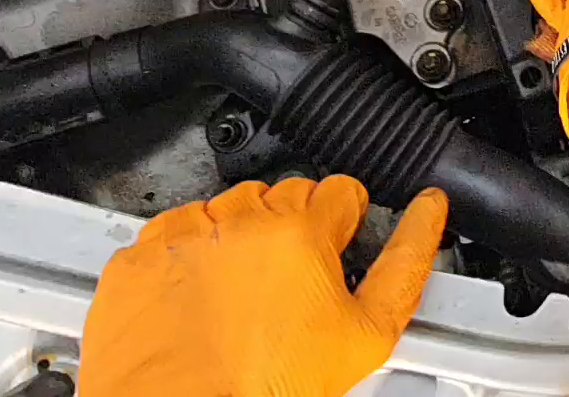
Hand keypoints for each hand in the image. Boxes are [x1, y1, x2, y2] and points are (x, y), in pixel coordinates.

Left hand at [79, 176, 446, 396]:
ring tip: (238, 291)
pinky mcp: (138, 258)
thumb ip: (409, 257)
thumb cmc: (265, 390)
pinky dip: (186, 254)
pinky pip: (173, 231)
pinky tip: (196, 294)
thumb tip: (430, 209)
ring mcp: (188, 235)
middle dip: (292, 229)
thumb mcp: (367, 332)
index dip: (342, 226)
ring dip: (239, 236)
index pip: (341, 191)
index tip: (331, 252)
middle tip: (286, 283)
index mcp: (302, 227)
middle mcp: (243, 218)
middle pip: (286, 195)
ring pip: (231, 207)